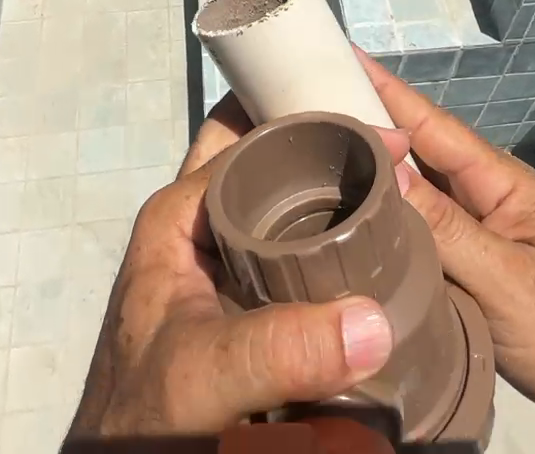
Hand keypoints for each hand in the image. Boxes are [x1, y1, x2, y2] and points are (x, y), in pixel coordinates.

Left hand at [67, 95, 409, 438]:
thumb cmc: (144, 412)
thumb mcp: (204, 372)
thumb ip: (279, 347)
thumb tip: (374, 322)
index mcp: (180, 213)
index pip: (247, 140)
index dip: (309, 122)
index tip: (378, 130)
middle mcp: (200, 224)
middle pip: (263, 160)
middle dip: (318, 143)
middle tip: (386, 146)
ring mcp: (220, 260)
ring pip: (277, 201)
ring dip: (325, 188)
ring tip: (390, 186)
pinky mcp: (240, 297)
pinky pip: (288, 248)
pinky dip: (326, 237)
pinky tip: (368, 246)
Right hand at [355, 50, 534, 453]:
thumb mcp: (508, 280)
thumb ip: (447, 228)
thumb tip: (386, 169)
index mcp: (500, 182)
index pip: (432, 124)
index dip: (387, 89)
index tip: (344, 54)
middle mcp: (486, 195)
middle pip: (421, 148)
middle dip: (373, 120)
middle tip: (311, 104)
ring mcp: (481, 228)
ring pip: (419, 186)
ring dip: (378, 166)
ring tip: (322, 150)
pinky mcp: (474, 262)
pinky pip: (423, 224)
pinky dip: (390, 211)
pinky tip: (360, 216)